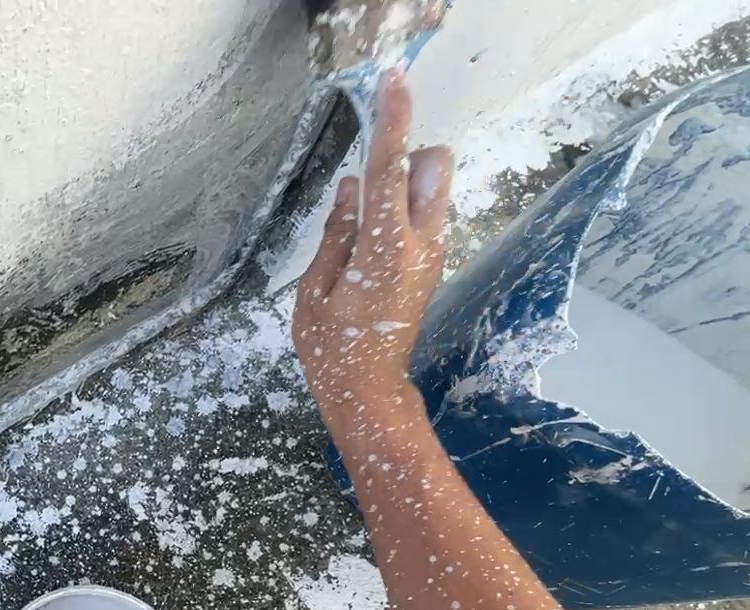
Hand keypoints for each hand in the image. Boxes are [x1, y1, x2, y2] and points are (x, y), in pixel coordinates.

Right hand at [293, 70, 453, 422]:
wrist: (367, 388)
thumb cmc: (330, 347)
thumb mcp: (314, 292)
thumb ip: (335, 235)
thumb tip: (352, 188)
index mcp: (384, 248)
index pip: (393, 168)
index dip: (393, 119)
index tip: (393, 80)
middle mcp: (421, 243)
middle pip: (434, 166)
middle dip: (407, 158)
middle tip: (368, 190)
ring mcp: (432, 254)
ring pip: (434, 191)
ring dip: (403, 188)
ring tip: (360, 228)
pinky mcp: (431, 265)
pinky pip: (425, 218)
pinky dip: (401, 213)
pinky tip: (367, 247)